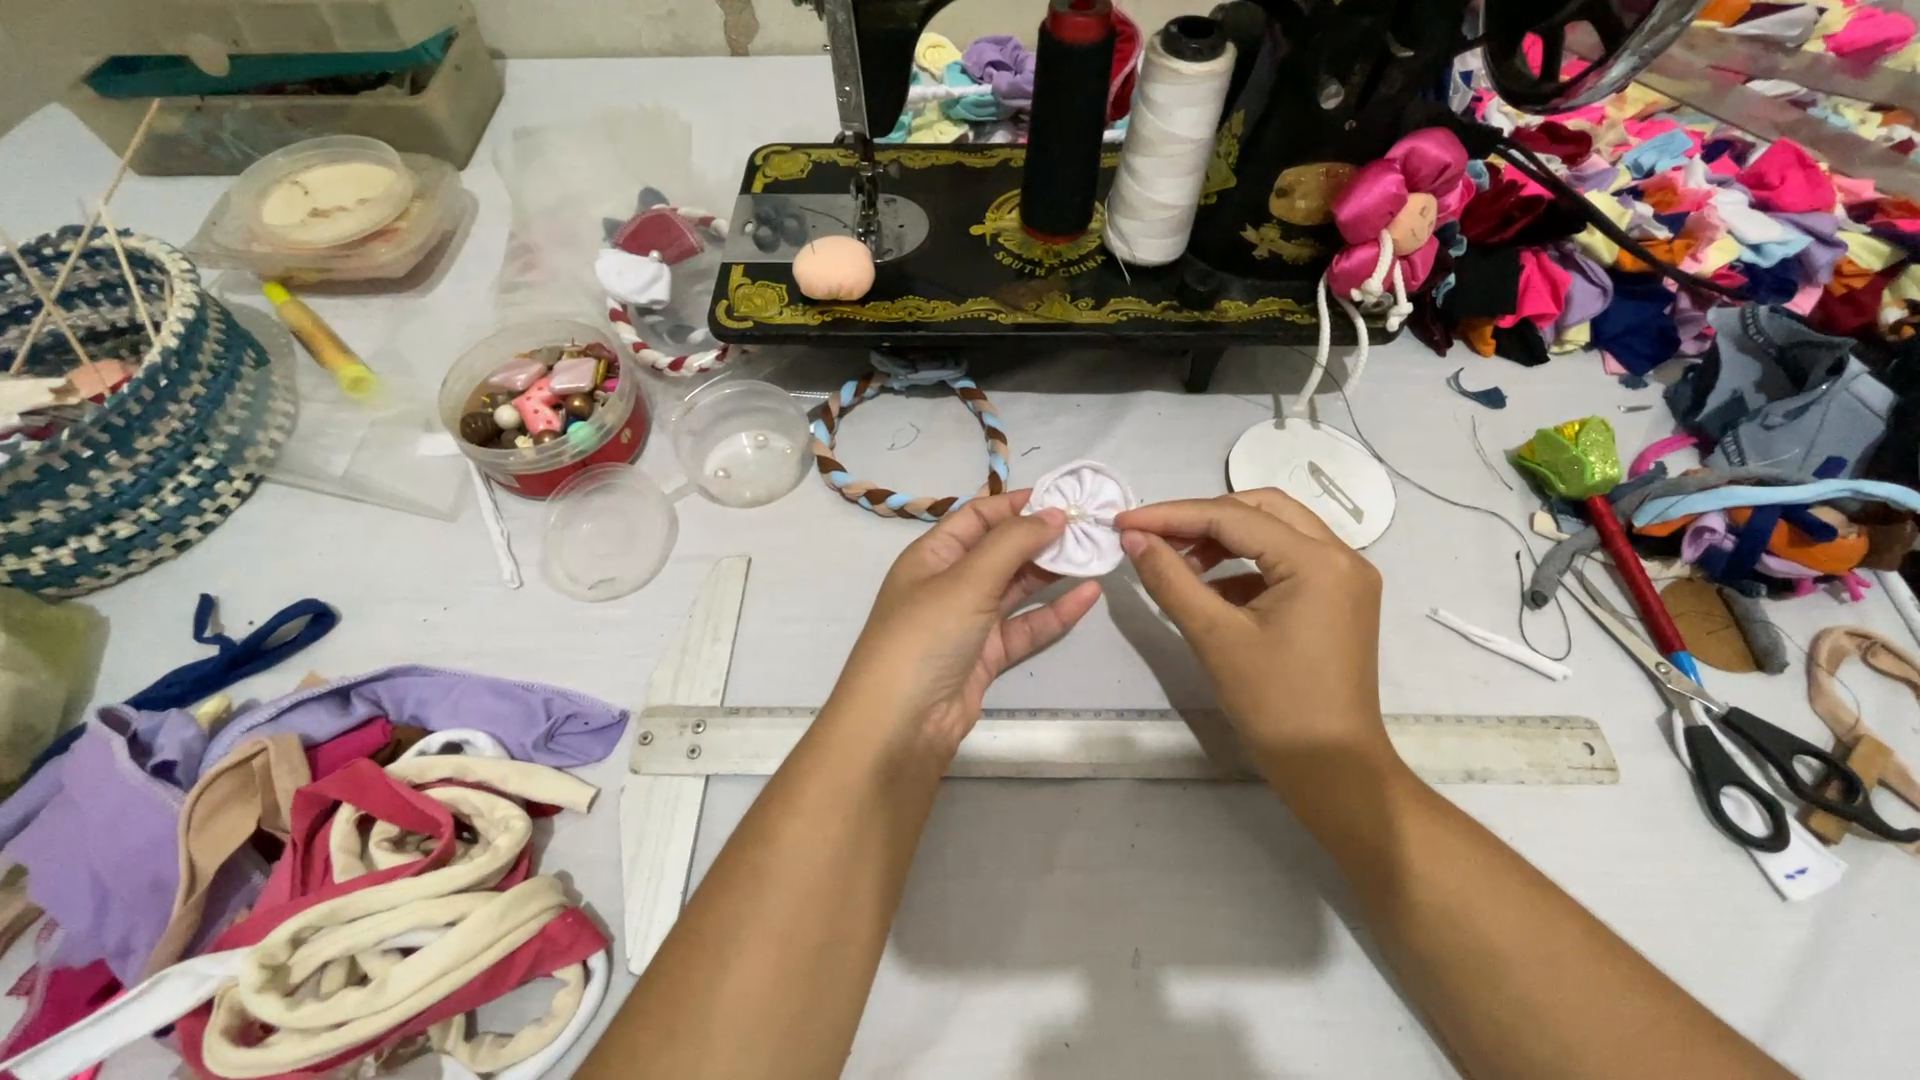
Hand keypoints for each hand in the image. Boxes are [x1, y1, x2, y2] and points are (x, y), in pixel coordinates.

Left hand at [831, 491, 1105, 758]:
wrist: (901, 723)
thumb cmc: (926, 636)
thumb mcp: (966, 581)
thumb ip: (1012, 544)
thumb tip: (1053, 513)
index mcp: (932, 556)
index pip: (977, 517)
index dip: (1017, 505)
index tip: (1063, 498)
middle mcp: (949, 584)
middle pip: (1000, 551)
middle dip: (1041, 537)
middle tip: (1090, 527)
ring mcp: (968, 622)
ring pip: (1016, 588)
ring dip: (1052, 572)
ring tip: (1096, 555)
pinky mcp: (986, 656)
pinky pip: (1025, 626)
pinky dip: (1055, 612)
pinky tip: (1088, 595)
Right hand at [1114, 489, 1392, 786]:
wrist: (1330, 767)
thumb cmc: (1274, 703)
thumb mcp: (1214, 636)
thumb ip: (1170, 579)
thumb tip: (1133, 539)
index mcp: (1317, 561)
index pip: (1233, 517)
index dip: (1172, 515)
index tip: (1124, 523)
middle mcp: (1341, 556)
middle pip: (1261, 509)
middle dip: (1202, 518)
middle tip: (1154, 538)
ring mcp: (1344, 578)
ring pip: (1276, 531)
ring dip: (1224, 539)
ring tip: (1178, 565)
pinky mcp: (1338, 600)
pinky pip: (1286, 562)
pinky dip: (1245, 565)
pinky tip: (1210, 590)